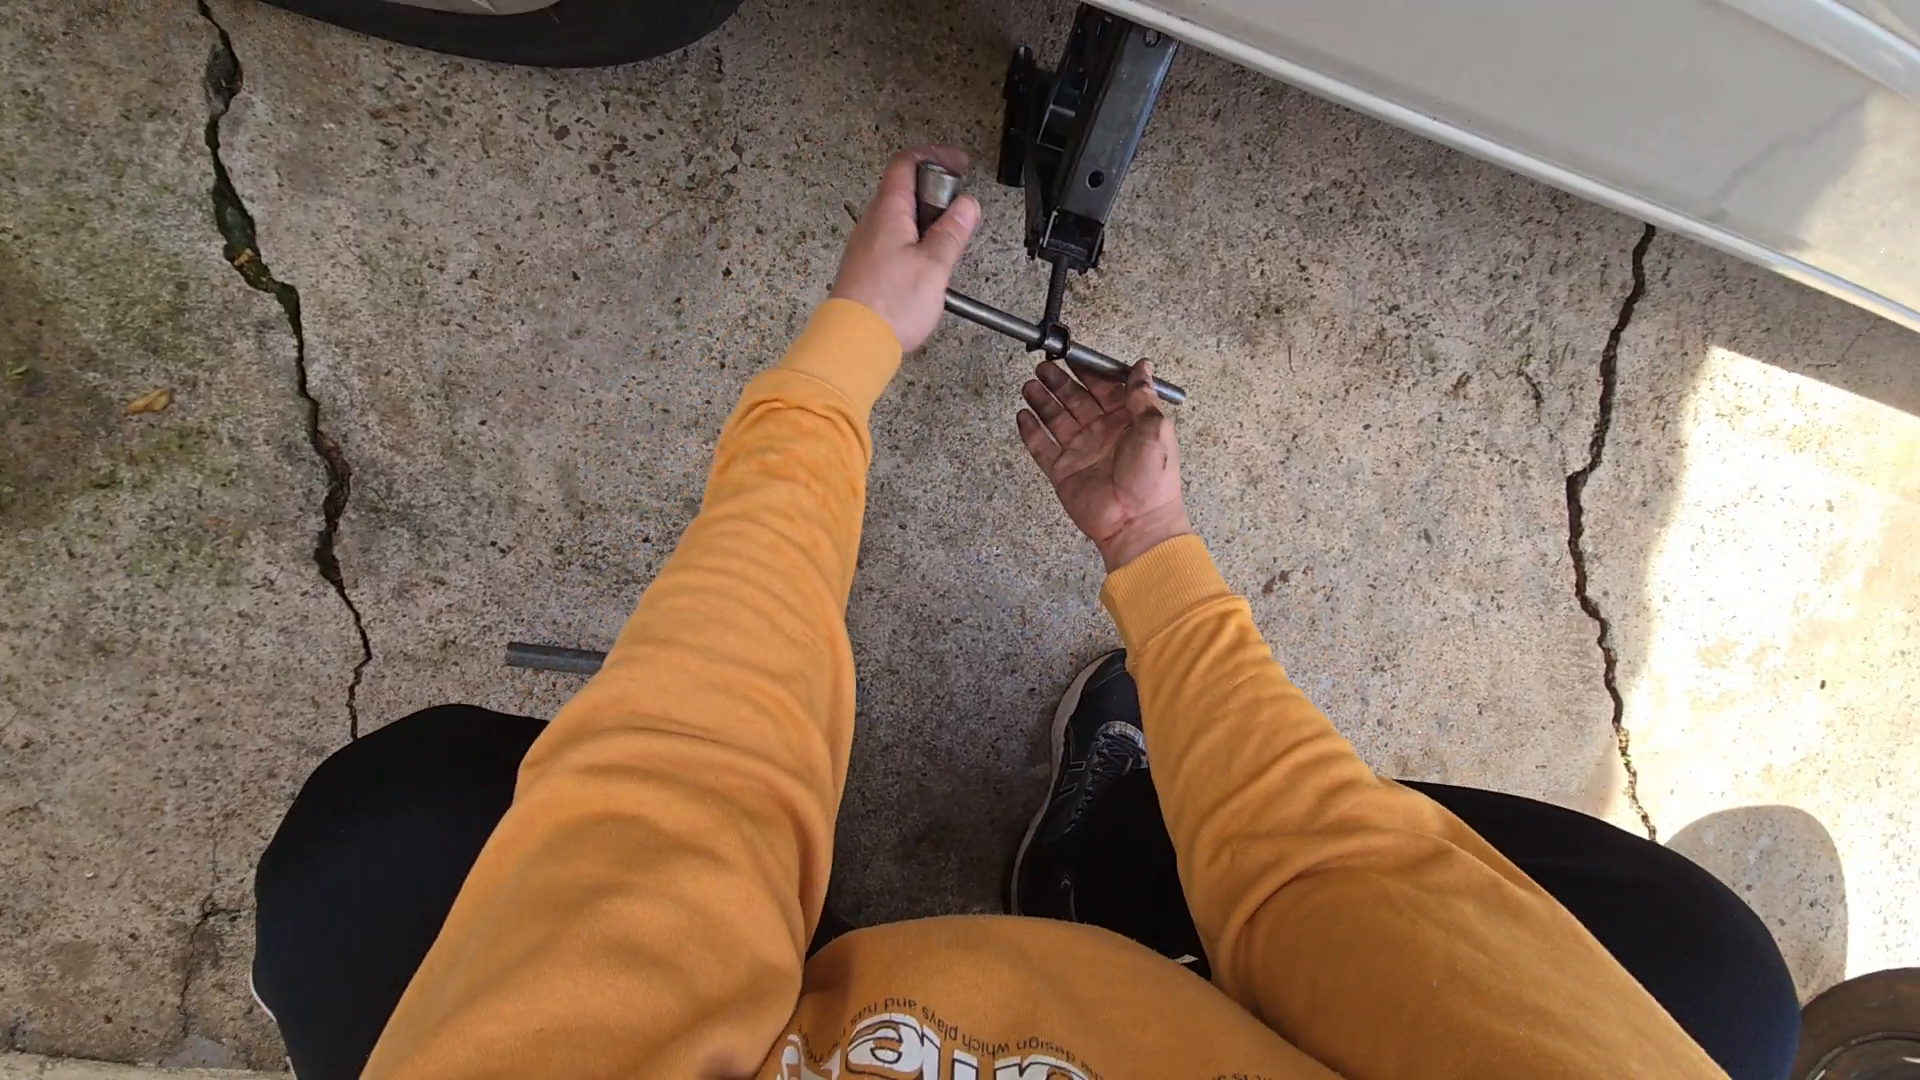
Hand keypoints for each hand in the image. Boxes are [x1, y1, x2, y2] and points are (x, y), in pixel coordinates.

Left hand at [830, 146, 981, 351]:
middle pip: (902, 190)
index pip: (907, 163)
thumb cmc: (890, 305)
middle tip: (956, 211)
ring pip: (897, 219)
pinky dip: (911, 244)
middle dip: (934, 193)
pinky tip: (923, 269)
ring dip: (924, 223)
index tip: (959, 165)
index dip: (936, 156)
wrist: (856, 342)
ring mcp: (865, 247)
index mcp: (888, 211)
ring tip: (944, 246)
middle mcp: (871, 224)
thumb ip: (952, 232)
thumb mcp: (934, 265)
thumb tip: (967, 206)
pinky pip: (890, 244)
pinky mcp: (865, 270)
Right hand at [1018, 360, 1193, 570]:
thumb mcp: (1156, 428)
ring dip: (1042, 401)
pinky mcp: (1062, 471)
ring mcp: (1080, 452)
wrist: (1136, 522)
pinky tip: (1023, 415)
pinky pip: (1042, 447)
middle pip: (1075, 399)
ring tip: (1030, 385)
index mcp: (1126, 421)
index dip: (1088, 370)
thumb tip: (1143, 366)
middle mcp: (1101, 433)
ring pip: (1056, 418)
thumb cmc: (1152, 479)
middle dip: (1059, 382)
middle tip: (1044, 366)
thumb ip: (1143, 395)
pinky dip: (1031, 431)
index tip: (1073, 355)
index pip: (1103, 387)